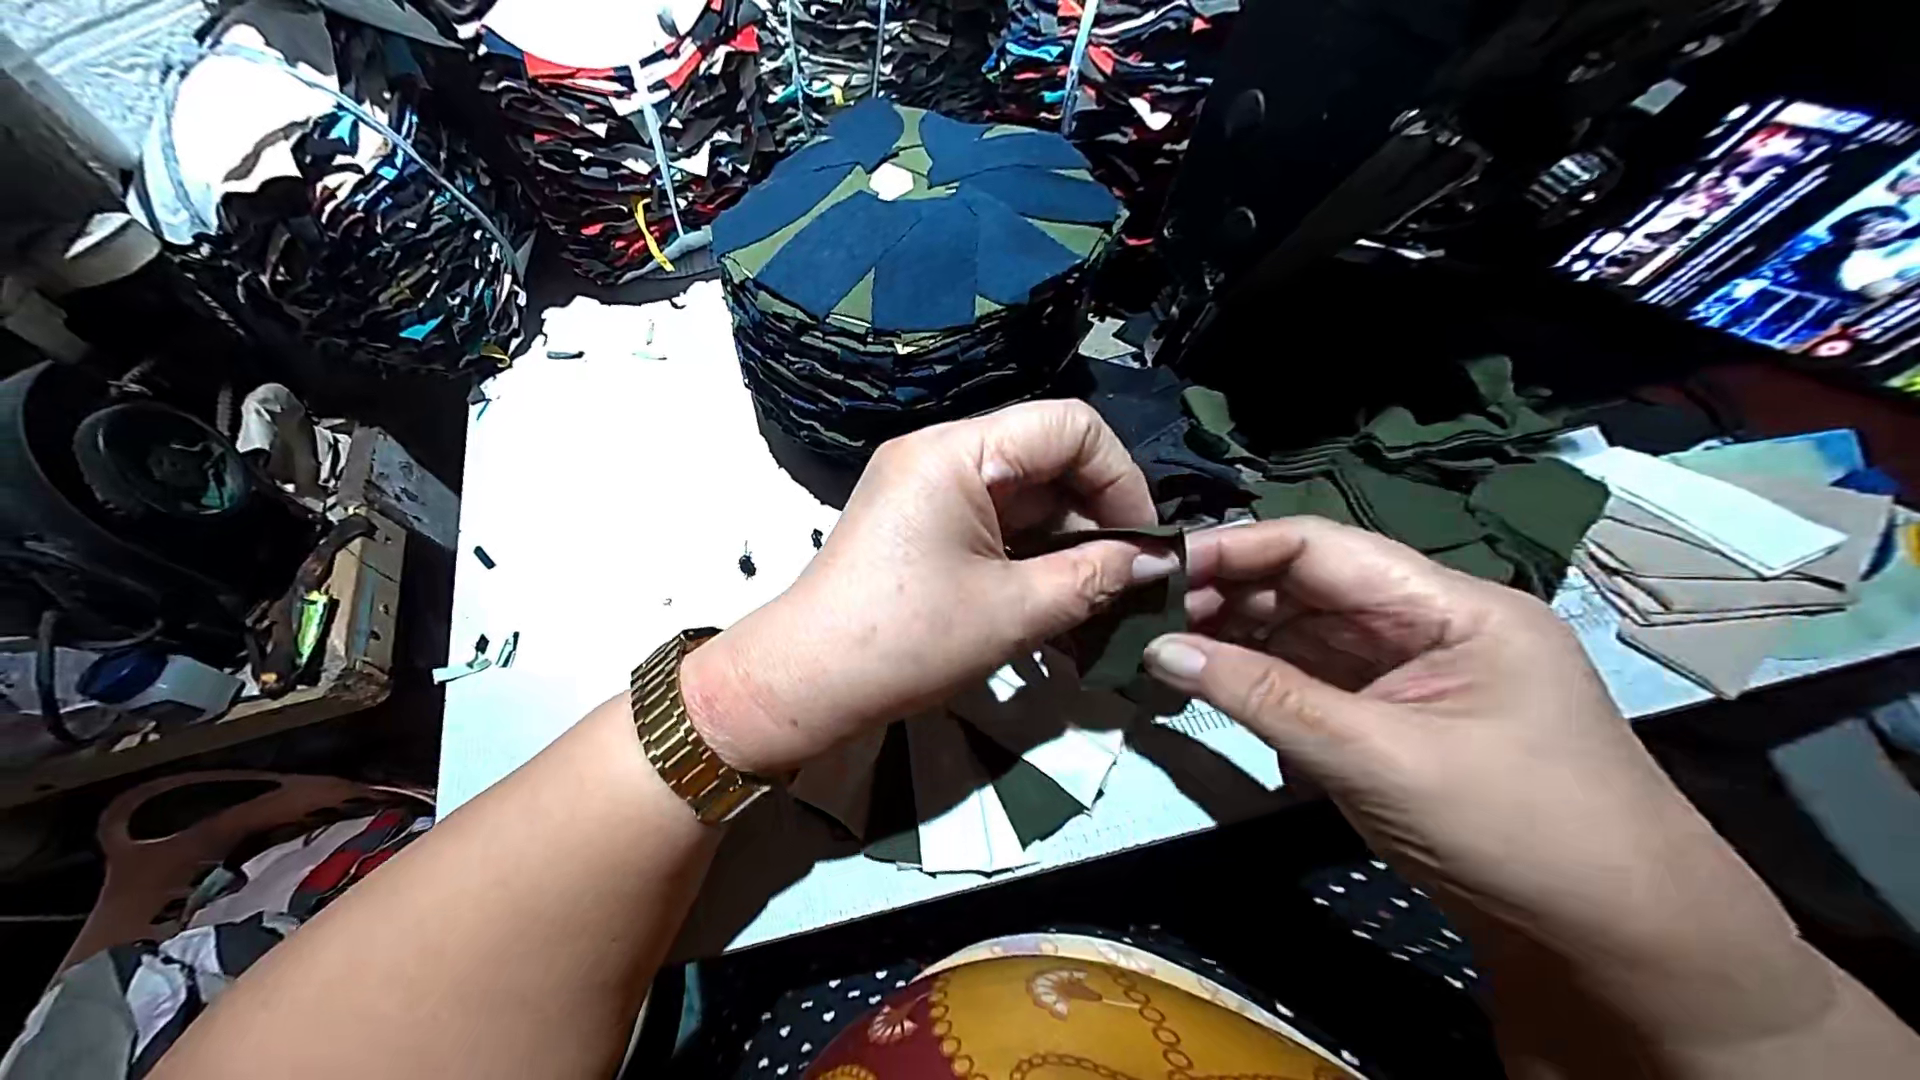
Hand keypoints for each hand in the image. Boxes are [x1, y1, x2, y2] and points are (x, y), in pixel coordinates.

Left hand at [681, 400, 1173, 774]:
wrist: (805, 682)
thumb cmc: (907, 642)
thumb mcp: (1014, 611)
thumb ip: (1095, 576)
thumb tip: (1159, 560)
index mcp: (957, 451)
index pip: (1069, 425)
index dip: (1119, 477)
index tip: (1142, 540)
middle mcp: (940, 450)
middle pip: (1046, 453)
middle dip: (1096, 508)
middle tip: (1127, 569)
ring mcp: (927, 483)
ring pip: (1023, 488)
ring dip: (1067, 532)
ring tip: (1101, 584)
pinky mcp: (923, 517)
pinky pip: (994, 513)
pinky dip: (1031, 544)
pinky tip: (1059, 583)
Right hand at [1141, 518, 1837, 1053]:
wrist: (1613, 949)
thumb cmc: (1518, 832)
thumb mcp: (1377, 756)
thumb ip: (1261, 695)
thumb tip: (1158, 649)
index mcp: (1445, 604)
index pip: (1319, 547)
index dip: (1236, 548)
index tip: (1163, 564)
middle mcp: (1416, 620)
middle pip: (1299, 584)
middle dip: (1223, 592)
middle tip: (1146, 610)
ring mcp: (1395, 666)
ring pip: (1292, 629)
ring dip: (1228, 634)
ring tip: (1160, 640)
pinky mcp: (1377, 709)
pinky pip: (1299, 674)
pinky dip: (1249, 675)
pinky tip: (1202, 676)